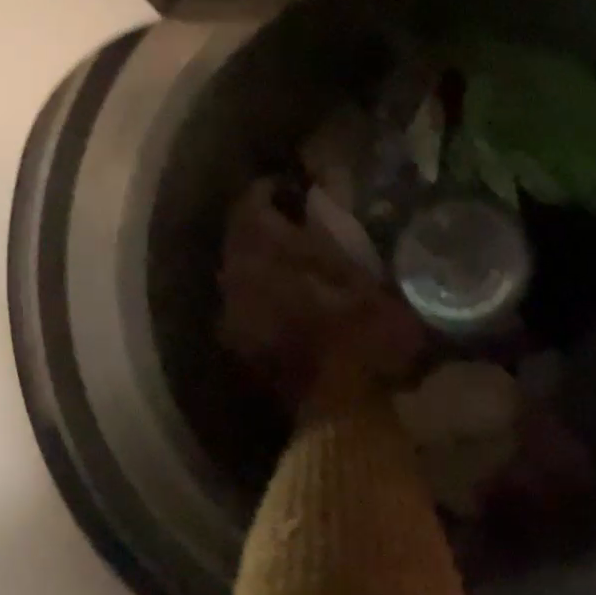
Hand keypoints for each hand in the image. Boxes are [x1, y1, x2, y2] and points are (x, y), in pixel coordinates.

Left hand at [218, 179, 423, 401]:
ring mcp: (233, 318)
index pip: (251, 202)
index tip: (293, 187)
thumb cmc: (361, 332)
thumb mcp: (363, 274)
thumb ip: (336, 234)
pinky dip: (264, 299)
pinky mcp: (241, 349)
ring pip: (240, 275)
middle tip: (297, 223)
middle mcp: (235, 277)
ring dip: (262, 266)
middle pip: (240, 239)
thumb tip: (330, 198)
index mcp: (262, 250)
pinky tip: (292, 304)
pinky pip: (245, 308)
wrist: (342, 407)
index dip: (271, 190)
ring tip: (296, 265)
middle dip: (264, 228)